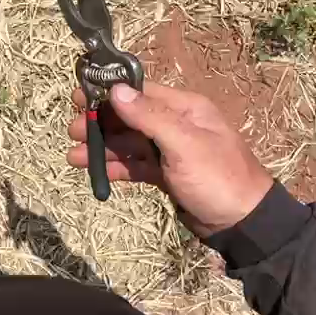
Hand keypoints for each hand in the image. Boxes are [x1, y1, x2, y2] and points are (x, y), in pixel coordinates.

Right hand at [66, 81, 272, 238]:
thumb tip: (116, 90)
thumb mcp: (184, 144)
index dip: (108, 92)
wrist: (243, 224)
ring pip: (128, 143)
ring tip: (74, 156)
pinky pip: (134, 165)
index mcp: (184, 109)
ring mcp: (169, 151)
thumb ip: (150, 117)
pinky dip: (115, 167)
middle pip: (129, 117)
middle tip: (72, 131)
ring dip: (102, 147)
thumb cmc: (217, 178)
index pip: (139, 92)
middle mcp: (175, 125)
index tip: (78, 97)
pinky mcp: (165, 174)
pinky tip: (96, 172)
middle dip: (99, 123)